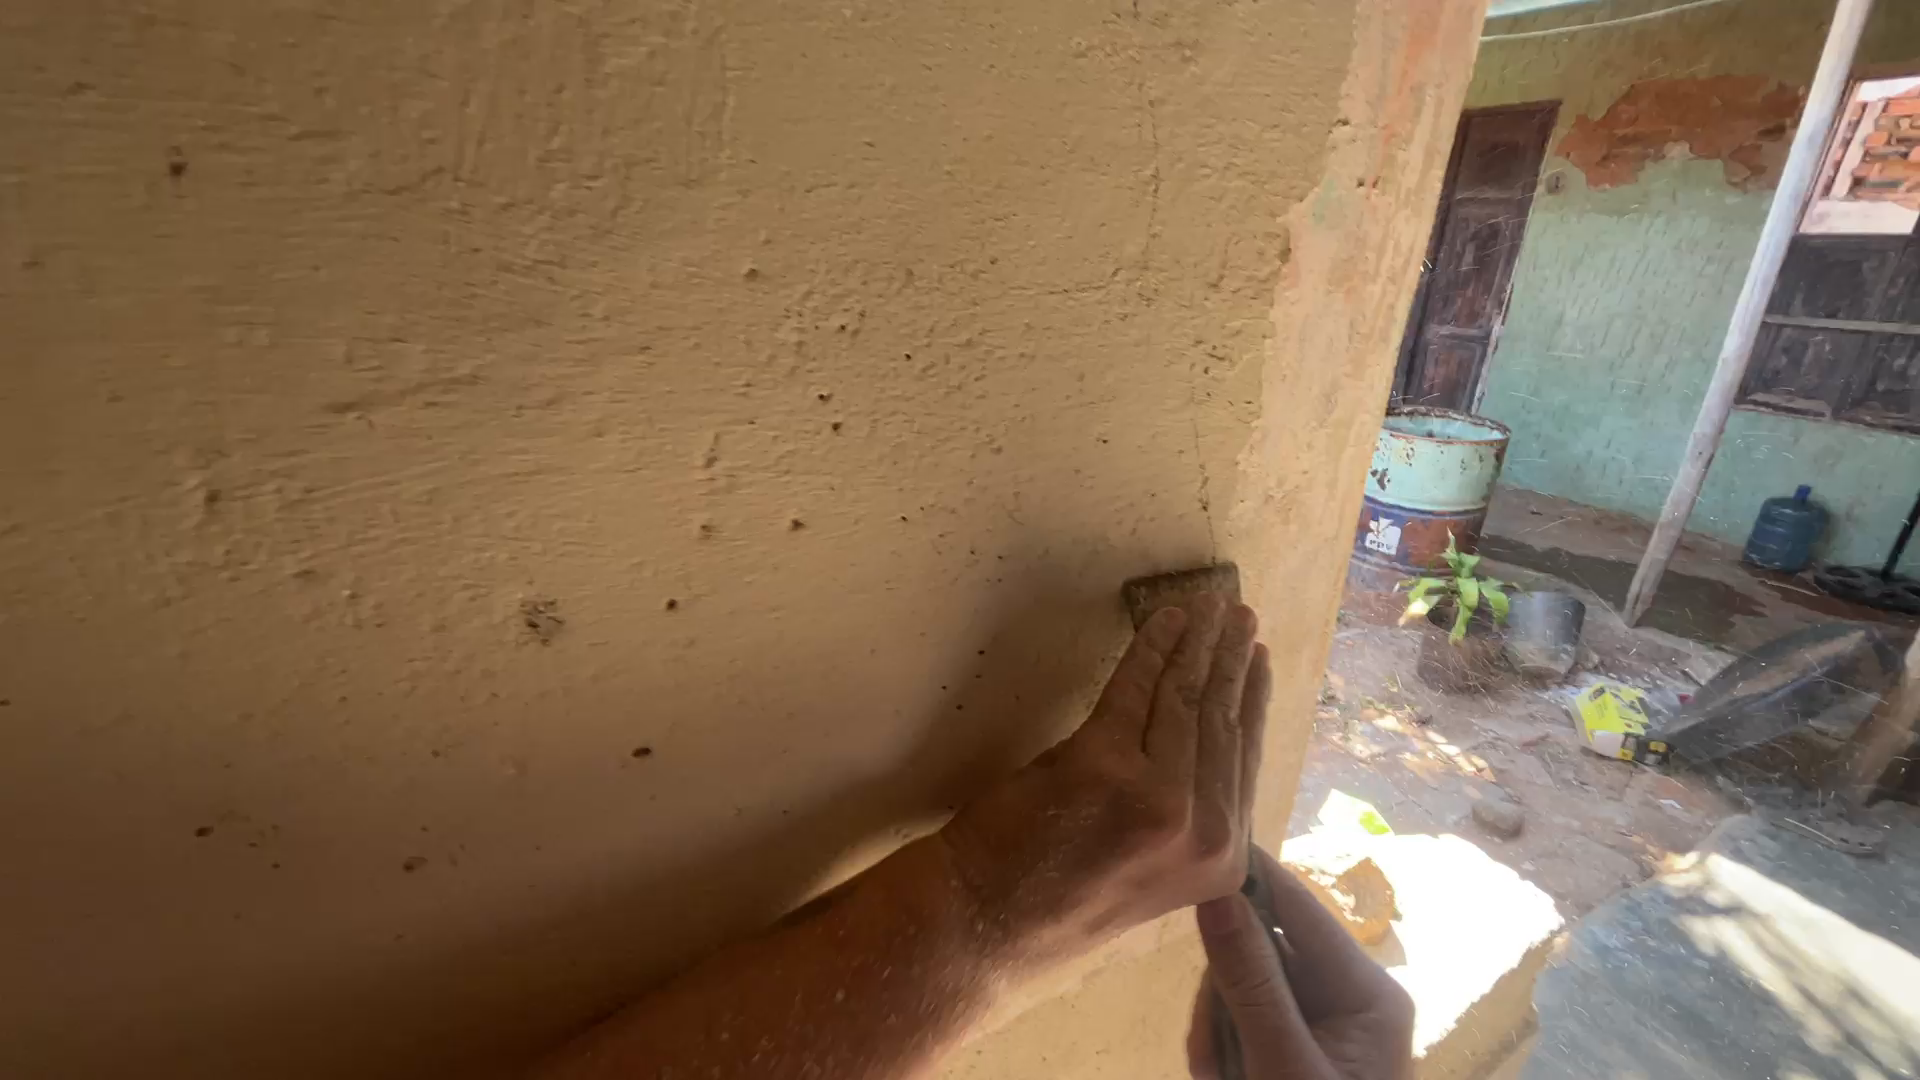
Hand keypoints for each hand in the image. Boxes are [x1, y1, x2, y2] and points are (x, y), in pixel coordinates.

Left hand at [935, 595, 1269, 970]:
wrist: (988, 920)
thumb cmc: (1061, 887)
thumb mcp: (1149, 859)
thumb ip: (1185, 805)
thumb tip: (1200, 732)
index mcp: (1221, 859)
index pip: (1246, 757)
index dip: (1253, 699)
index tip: (1257, 656)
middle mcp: (1206, 831)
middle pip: (1223, 720)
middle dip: (1231, 657)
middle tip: (1239, 612)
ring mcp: (1159, 797)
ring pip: (1186, 697)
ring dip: (1197, 640)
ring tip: (1208, 604)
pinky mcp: (1104, 764)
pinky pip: (1134, 687)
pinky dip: (1149, 646)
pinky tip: (1164, 619)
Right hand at [1186, 848, 1414, 1079]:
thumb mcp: (1283, 1070)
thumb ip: (1250, 981)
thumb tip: (1216, 891)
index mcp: (1367, 990)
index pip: (1295, 903)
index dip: (1244, 876)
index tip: (1192, 860)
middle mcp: (1346, 989)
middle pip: (1258, 942)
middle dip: (1222, 991)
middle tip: (1210, 1054)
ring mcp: (1320, 1013)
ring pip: (1239, 976)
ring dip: (1215, 1024)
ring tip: (1217, 1078)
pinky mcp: (1295, 1035)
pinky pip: (1238, 1008)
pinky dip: (1220, 1041)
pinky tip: (1222, 1077)